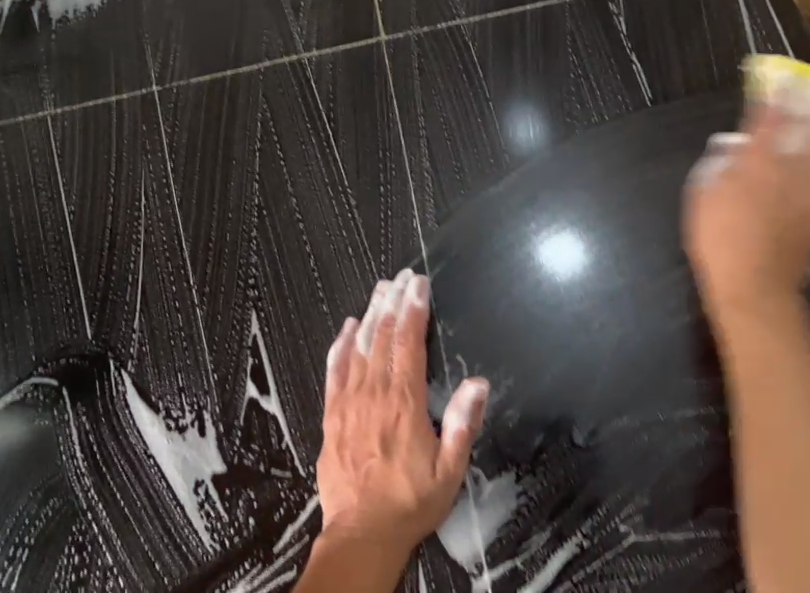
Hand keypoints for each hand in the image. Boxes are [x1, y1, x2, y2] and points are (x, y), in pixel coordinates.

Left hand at [317, 270, 489, 560]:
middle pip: (384, 337)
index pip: (410, 344)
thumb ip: (462, 424)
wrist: (362, 533)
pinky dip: (341, 345)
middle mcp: (375, 394)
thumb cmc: (410, 502)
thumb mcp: (449, 470)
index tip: (419, 284)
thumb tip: (478, 383)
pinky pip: (334, 371)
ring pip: (360, 348)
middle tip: (400, 276)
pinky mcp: (331, 415)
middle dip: (394, 302)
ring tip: (380, 289)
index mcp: (405, 403)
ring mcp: (349, 402)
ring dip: (371, 315)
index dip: (415, 310)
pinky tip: (348, 327)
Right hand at [683, 99, 809, 318]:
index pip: (769, 121)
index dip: (777, 98)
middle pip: (806, 132)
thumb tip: (732, 144)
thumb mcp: (702, 195)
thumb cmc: (717, 239)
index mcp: (754, 164)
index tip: (784, 79)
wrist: (753, 286)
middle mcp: (788, 173)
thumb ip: (717, 165)